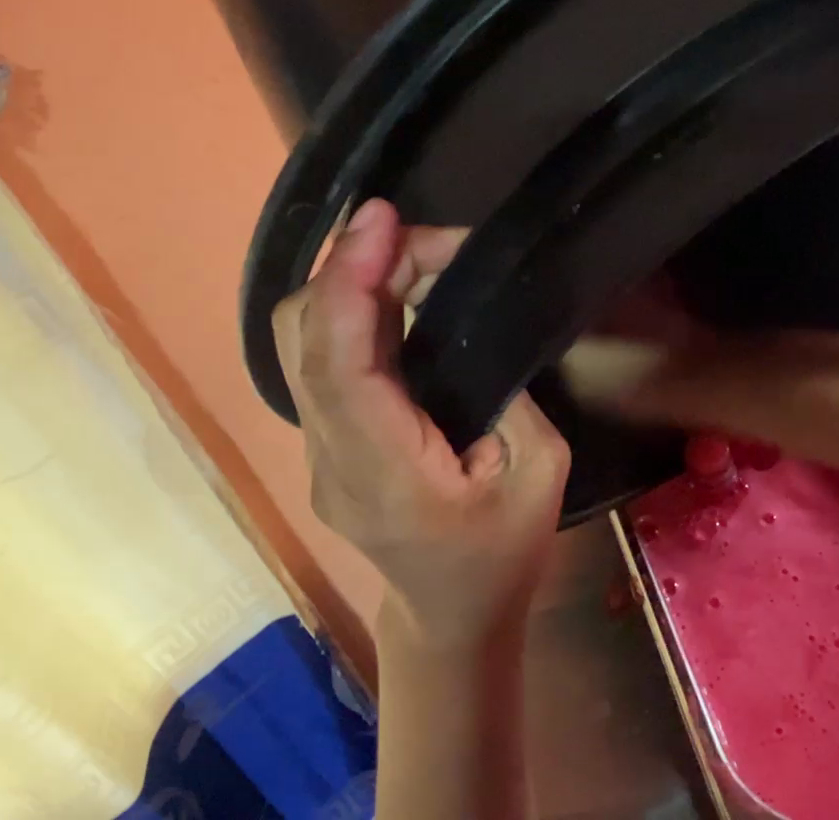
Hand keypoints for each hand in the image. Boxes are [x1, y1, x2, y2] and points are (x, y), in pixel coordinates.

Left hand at [272, 199, 569, 647]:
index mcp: (386, 474)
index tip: (380, 219)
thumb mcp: (540, 478)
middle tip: (411, 229)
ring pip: (298, 344)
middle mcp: (331, 458)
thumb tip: (478, 327)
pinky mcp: (323, 445)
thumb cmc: (501, 557)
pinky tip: (388, 289)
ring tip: (402, 248)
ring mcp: (316, 453)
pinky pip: (318, 360)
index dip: (350, 282)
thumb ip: (511, 400)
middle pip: (302, 340)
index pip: (341, 366)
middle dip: (348, 265)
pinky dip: (346, 309)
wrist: (450, 619)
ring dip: (343, 282)